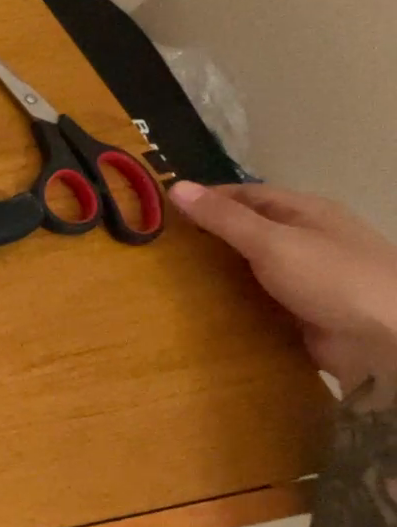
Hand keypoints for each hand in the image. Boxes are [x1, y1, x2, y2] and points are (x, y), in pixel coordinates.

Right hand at [171, 181, 396, 407]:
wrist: (385, 340)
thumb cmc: (333, 279)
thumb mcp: (272, 242)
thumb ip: (223, 218)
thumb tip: (175, 186)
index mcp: (305, 212)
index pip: (243, 194)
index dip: (202, 198)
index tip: (157, 211)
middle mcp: (304, 237)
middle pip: (243, 227)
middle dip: (201, 234)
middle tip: (153, 244)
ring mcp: (302, 272)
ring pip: (245, 261)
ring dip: (210, 266)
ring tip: (162, 272)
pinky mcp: (296, 304)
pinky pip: (252, 292)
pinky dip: (225, 294)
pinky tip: (195, 300)